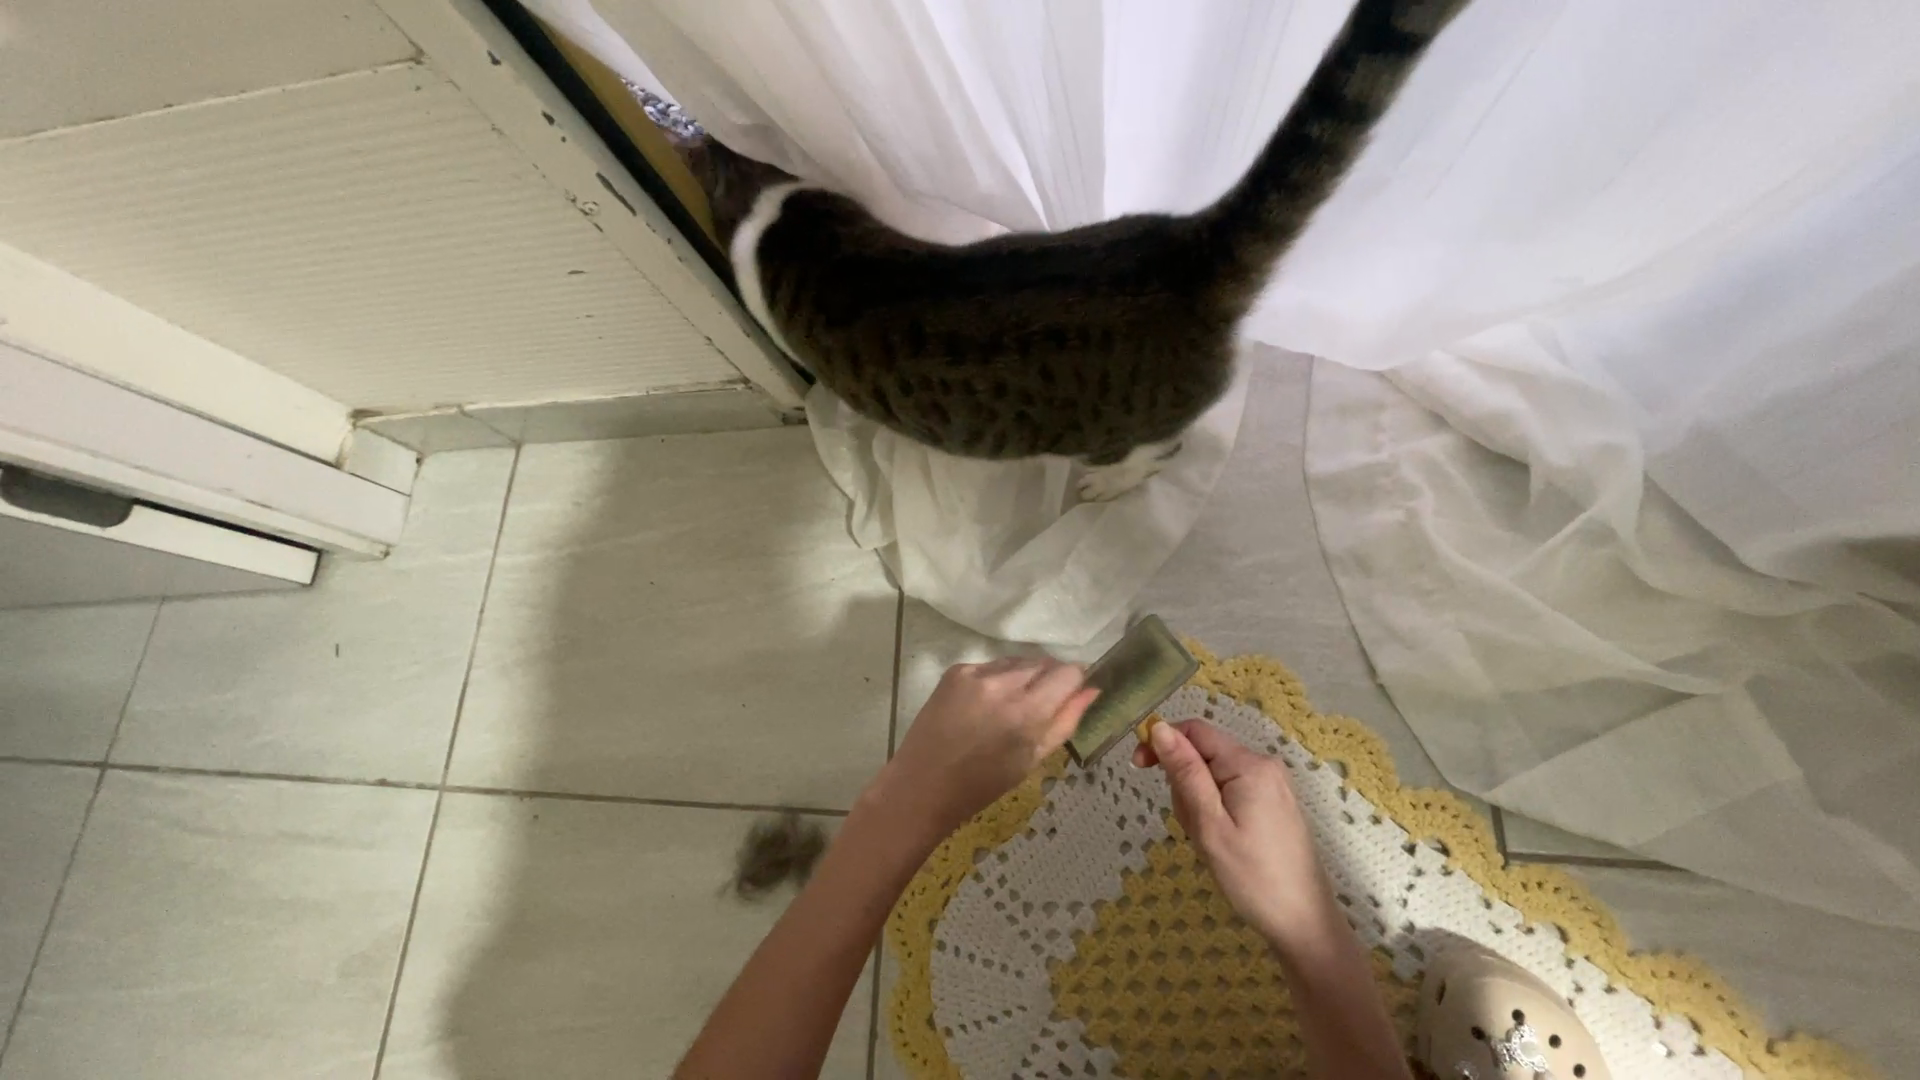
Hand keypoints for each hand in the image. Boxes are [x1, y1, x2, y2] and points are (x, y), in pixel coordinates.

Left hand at [877, 657, 1099, 834]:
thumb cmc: (983, 785)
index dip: (1076, 681)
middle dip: (1051, 679)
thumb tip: (1092, 689)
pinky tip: (988, 703)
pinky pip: (991, 666)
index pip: (1068, 673)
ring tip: (1013, 706)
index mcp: (1026, 712)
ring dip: (1025, 676)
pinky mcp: (955, 671)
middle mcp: (1002, 684)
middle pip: (1044, 662)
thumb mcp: (1032, 760)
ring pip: (1018, 661)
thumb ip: (1065, 721)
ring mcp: (975, 674)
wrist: (922, 785)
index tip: (1072, 694)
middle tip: (1042, 705)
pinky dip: (998, 679)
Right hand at [1134, 719, 1331, 949]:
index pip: (1194, 731)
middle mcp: (1264, 765)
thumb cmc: (1252, 877)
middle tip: (1193, 828)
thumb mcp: (1209, 824)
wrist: (1304, 924)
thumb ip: (1184, 772)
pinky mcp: (1274, 803)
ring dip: (1199, 803)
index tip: (1138, 768)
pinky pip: (1230, 791)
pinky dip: (1215, 811)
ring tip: (1210, 841)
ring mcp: (1272, 784)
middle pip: (1203, 755)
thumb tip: (1159, 727)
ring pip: (1213, 776)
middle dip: (1184, 785)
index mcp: (1249, 765)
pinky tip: (1223, 841)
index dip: (1162, 742)